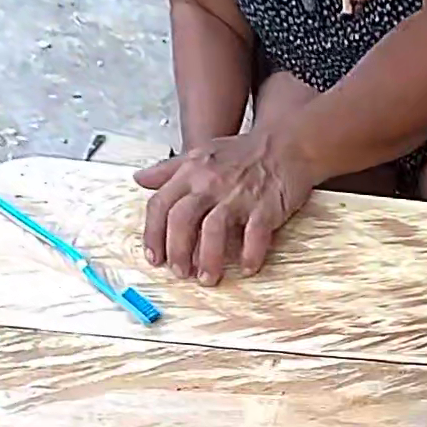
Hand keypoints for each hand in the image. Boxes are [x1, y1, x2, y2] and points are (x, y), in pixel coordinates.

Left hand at [135, 131, 316, 285]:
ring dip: (209, 259)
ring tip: (209, 279)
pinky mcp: (266, 208)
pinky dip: (250, 254)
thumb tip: (141, 180)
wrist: (285, 148)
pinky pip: (254, 236)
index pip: (161, 205)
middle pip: (183, 220)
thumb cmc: (245, 153)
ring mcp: (238, 197)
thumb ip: (170, 169)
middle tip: (180, 274)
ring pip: (214, 231)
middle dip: (178, 251)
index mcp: (191, 173)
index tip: (155, 257)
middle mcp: (209, 185)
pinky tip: (248, 268)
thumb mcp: (200, 153)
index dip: (154, 234)